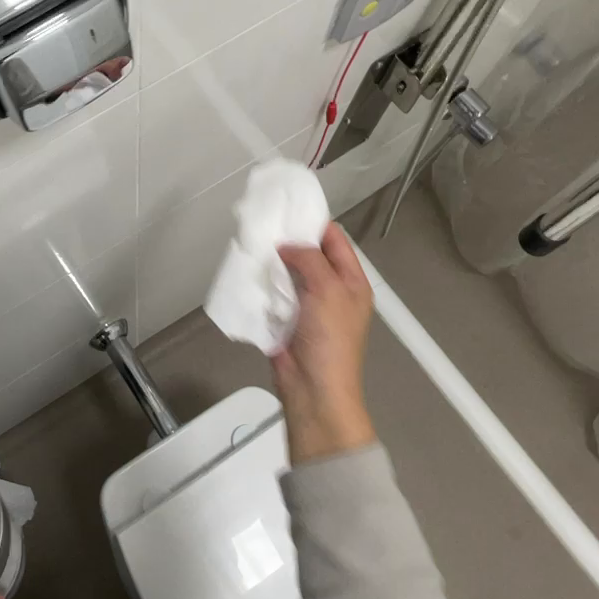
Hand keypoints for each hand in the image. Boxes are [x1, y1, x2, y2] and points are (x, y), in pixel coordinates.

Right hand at [272, 223, 377, 463]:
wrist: (314, 390)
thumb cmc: (330, 339)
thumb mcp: (329, 291)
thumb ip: (310, 260)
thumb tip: (286, 246)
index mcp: (351, 282)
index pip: (335, 241)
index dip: (314, 223)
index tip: (288, 208)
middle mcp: (331, 291)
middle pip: (309, 256)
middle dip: (288, 242)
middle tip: (262, 224)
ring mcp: (306, 307)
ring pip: (287, 275)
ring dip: (272, 263)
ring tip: (251, 244)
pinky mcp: (284, 322)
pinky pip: (272, 296)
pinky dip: (261, 285)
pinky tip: (247, 273)